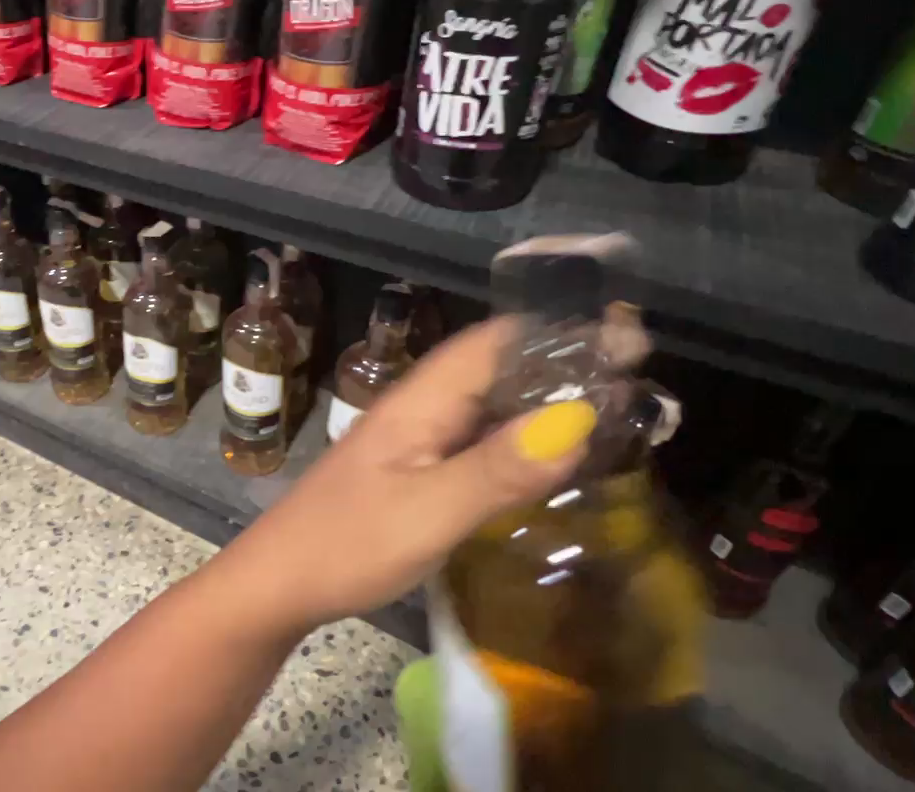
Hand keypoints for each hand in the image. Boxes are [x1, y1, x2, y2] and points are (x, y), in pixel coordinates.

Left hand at [209, 317, 599, 636]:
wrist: (280, 582)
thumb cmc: (347, 544)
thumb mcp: (429, 511)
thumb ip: (497, 469)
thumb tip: (576, 418)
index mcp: (417, 403)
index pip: (488, 343)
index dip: (551, 333)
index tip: (620, 339)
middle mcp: (416, 410)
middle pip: (491, 369)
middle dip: (556, 367)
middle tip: (633, 381)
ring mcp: (412, 441)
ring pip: (483, 406)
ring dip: (539, 402)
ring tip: (611, 414)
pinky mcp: (412, 471)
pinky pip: (473, 440)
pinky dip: (516, 439)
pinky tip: (549, 460)